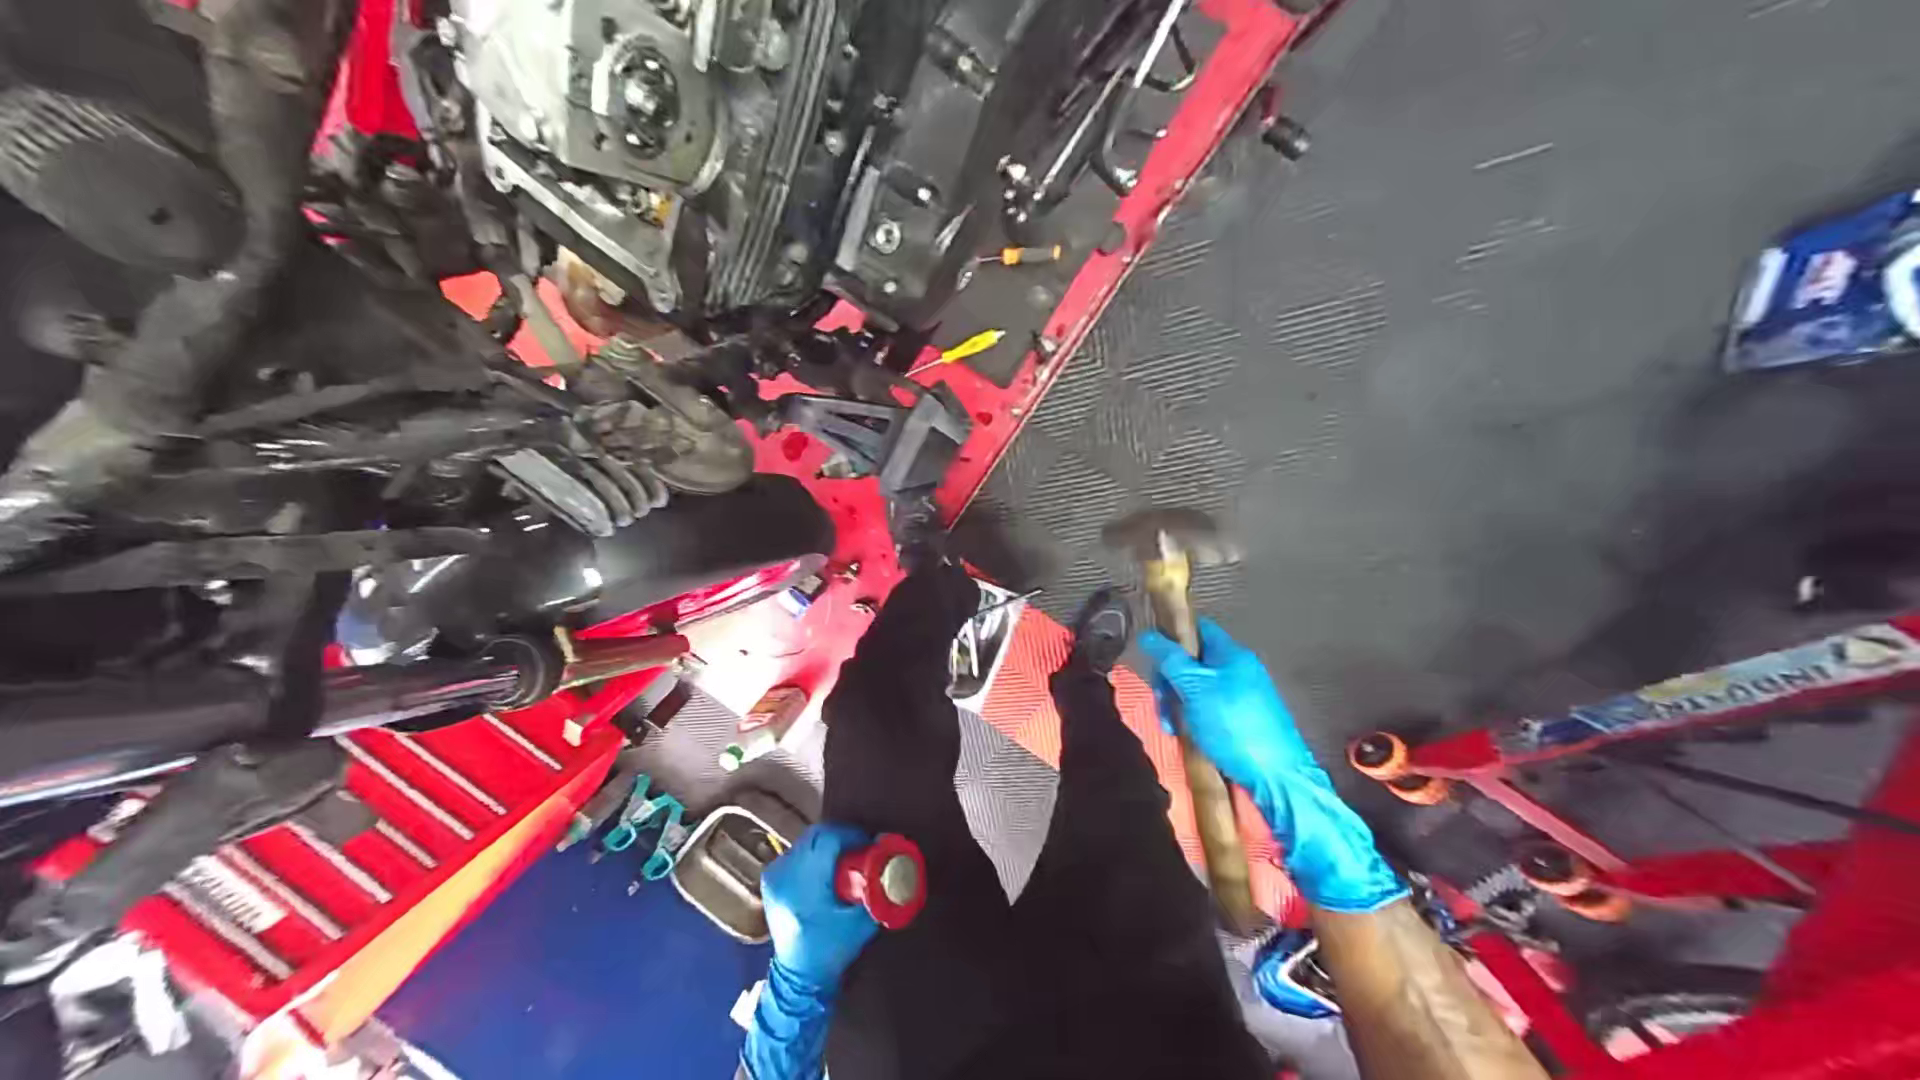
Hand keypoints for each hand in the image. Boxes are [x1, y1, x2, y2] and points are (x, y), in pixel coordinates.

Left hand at [762, 823, 881, 990]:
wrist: (796, 978)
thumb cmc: (830, 951)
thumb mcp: (861, 922)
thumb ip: (877, 890)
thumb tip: (892, 860)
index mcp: (805, 884)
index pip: (828, 839)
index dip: (852, 835)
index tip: (868, 844)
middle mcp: (785, 874)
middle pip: (816, 834)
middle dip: (841, 836)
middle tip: (859, 848)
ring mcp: (774, 876)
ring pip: (806, 840)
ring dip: (827, 843)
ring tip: (843, 859)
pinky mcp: (770, 879)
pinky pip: (796, 852)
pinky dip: (813, 852)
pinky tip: (824, 868)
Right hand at [1139, 619, 1405, 913]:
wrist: (1276, 777)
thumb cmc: (1233, 725)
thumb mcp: (1195, 688)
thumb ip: (1170, 659)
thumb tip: (1148, 635)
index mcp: (1231, 654)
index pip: (1197, 629)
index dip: (1172, 638)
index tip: (1154, 660)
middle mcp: (1237, 670)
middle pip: (1191, 661)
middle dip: (1170, 681)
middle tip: (1162, 705)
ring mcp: (1241, 695)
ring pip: (1195, 688)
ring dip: (1177, 703)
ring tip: (1172, 727)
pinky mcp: (1240, 720)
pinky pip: (1206, 708)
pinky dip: (1192, 718)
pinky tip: (1186, 735)